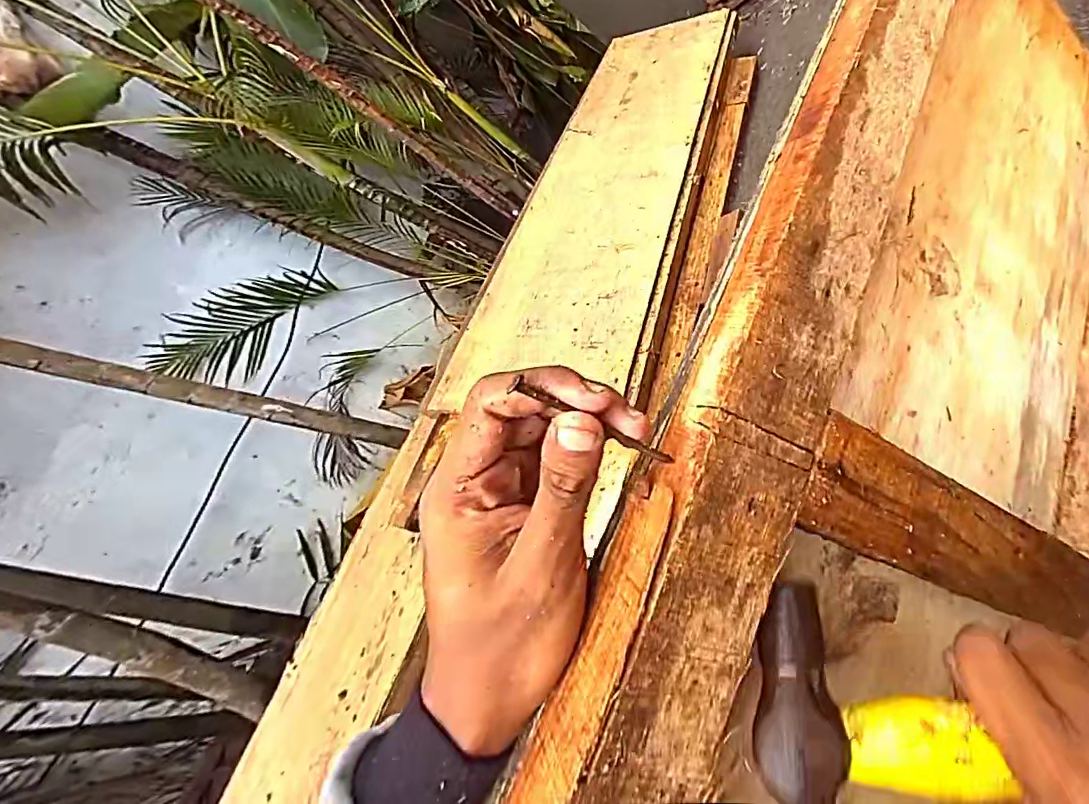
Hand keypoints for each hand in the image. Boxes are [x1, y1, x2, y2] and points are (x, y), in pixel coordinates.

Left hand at [417, 366, 649, 755]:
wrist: (491, 702)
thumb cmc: (499, 647)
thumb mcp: (540, 567)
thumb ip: (563, 489)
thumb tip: (582, 422)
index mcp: (457, 487)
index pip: (492, 402)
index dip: (543, 387)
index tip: (592, 401)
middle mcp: (477, 477)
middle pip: (524, 405)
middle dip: (577, 399)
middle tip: (624, 415)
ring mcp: (505, 485)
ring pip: (547, 423)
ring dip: (590, 418)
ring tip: (631, 428)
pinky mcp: (529, 497)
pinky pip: (561, 452)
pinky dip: (592, 442)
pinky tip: (618, 443)